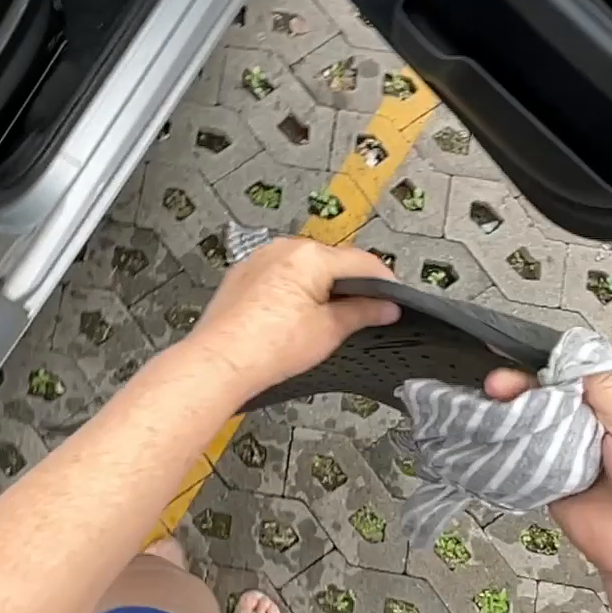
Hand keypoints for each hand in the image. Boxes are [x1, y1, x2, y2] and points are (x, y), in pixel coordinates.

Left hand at [182, 238, 400, 395]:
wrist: (219, 363)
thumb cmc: (264, 348)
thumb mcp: (328, 332)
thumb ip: (363, 313)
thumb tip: (384, 307)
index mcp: (308, 256)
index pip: (361, 262)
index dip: (383, 283)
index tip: (392, 299)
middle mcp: (282, 249)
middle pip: (331, 263)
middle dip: (349, 288)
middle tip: (362, 315)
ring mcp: (259, 261)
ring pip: (303, 270)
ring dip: (319, 290)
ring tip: (322, 324)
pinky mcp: (243, 276)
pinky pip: (278, 278)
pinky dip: (292, 294)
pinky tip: (291, 321)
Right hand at [485, 367, 611, 592]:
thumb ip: (609, 389)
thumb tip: (575, 359)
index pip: (583, 375)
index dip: (554, 368)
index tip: (528, 364)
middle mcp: (599, 429)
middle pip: (551, 398)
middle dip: (524, 389)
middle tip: (501, 386)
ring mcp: (573, 455)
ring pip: (534, 426)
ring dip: (513, 418)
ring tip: (493, 409)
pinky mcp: (552, 481)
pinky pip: (523, 459)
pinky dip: (509, 450)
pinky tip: (497, 437)